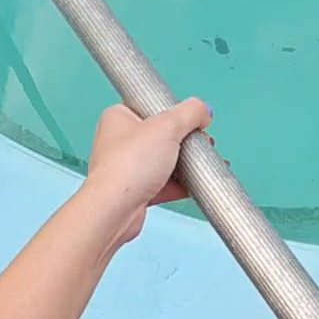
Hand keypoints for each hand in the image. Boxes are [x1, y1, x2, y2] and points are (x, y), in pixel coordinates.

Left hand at [80, 98, 211, 246]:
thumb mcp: (167, 126)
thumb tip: (203, 111)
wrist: (115, 210)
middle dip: (184, 141)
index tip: (192, 120)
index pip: (150, 107)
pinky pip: (162, 186)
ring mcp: (126, 169)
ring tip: (203, 163)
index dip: (173, 112)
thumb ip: (190, 113)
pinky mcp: (134, 193)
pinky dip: (179, 186)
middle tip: (201, 143)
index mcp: (119, 118)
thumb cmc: (130, 164)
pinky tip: (196, 185)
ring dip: (184, 165)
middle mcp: (119, 143)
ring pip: (162, 163)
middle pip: (160, 136)